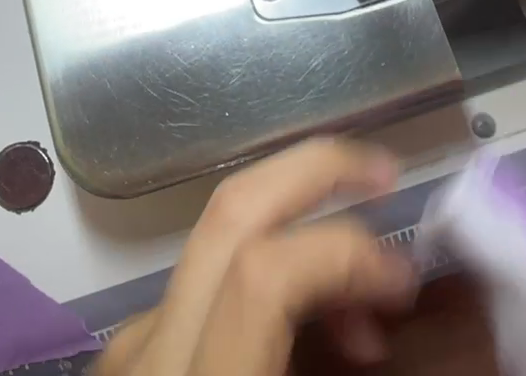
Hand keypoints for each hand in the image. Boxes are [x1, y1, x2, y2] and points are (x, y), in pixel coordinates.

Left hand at [95, 138, 416, 375]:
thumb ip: (333, 370)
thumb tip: (383, 312)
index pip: (265, 271)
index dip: (345, 250)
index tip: (399, 273)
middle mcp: (150, 349)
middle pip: (231, 210)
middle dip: (315, 169)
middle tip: (383, 171)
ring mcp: (130, 341)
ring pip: (218, 238)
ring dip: (297, 228)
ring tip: (357, 282)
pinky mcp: (126, 347)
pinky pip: (202, 283)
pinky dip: (262, 276)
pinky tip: (297, 322)